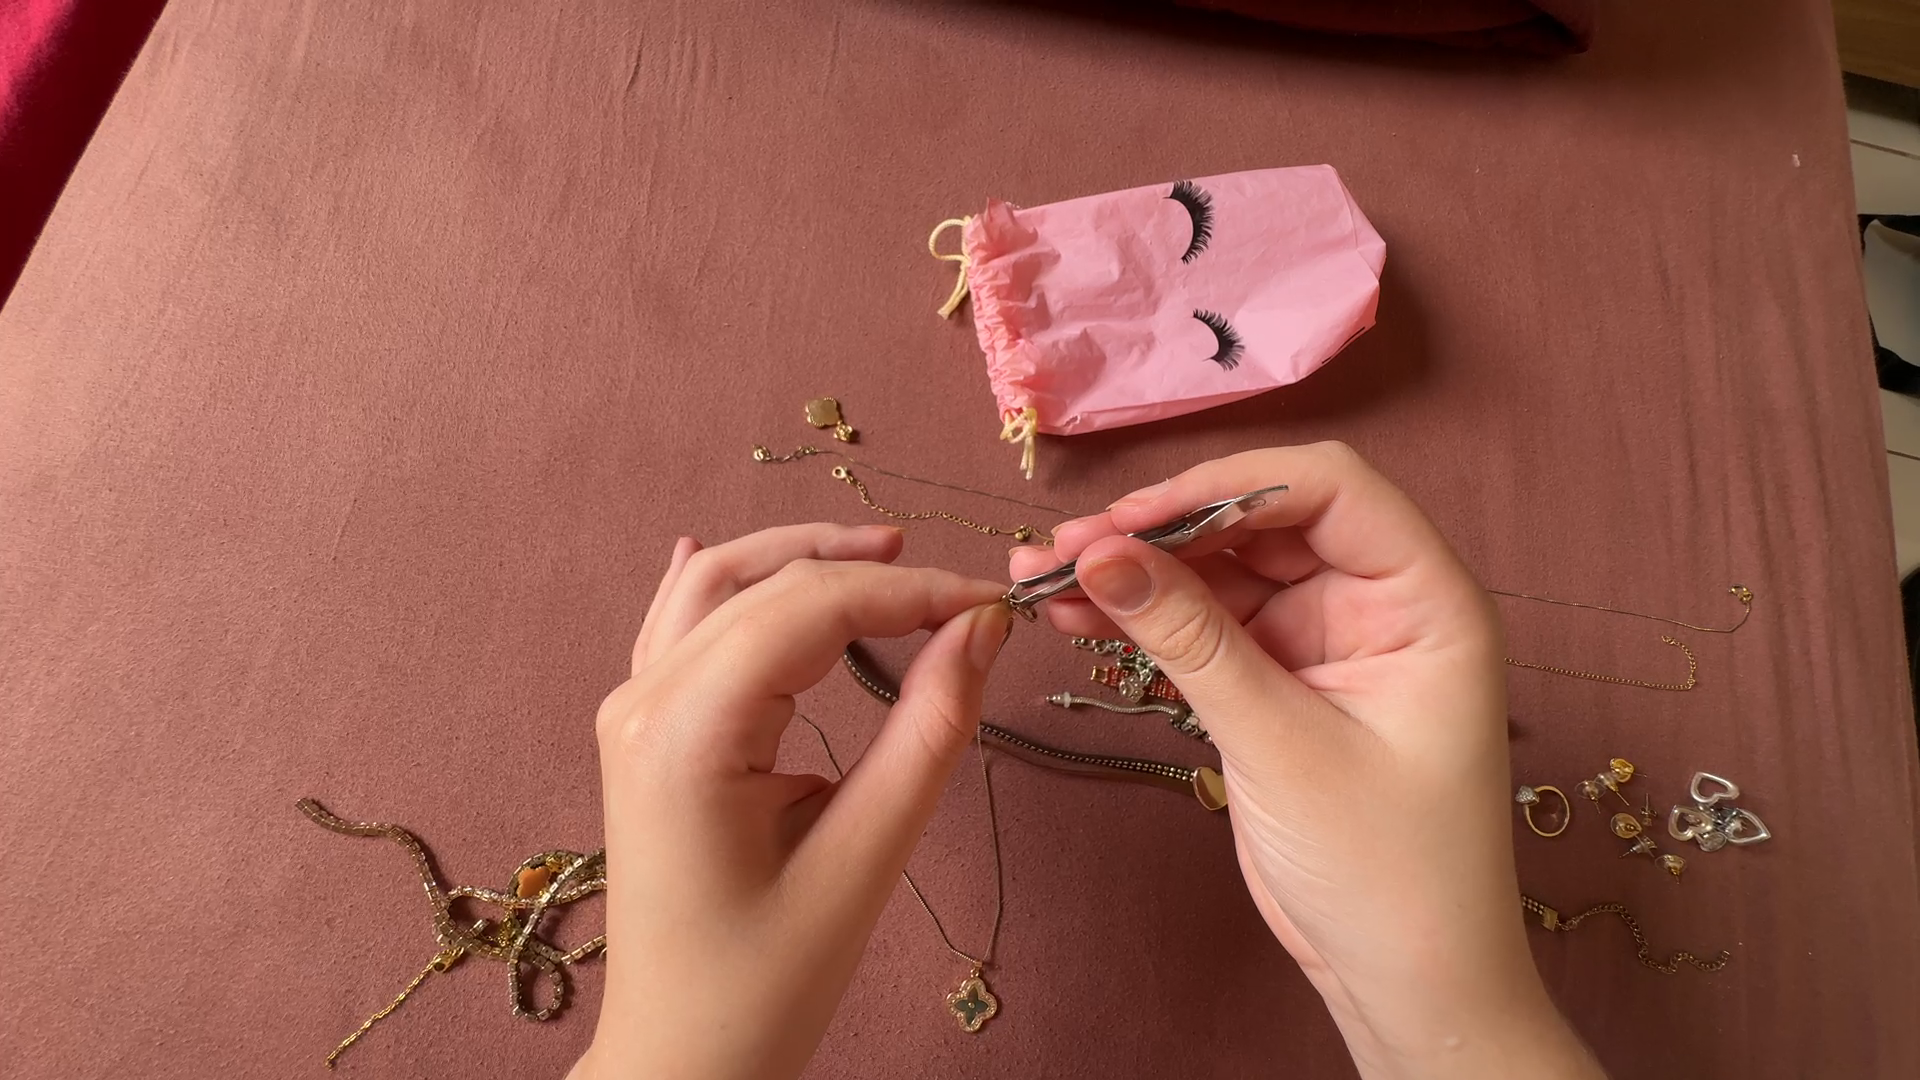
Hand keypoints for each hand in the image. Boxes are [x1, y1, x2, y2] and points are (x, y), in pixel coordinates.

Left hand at [576, 524, 1010, 1079]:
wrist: (680, 1056)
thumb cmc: (769, 978)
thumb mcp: (867, 855)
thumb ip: (930, 727)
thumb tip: (981, 628)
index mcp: (689, 731)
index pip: (814, 609)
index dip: (913, 592)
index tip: (987, 602)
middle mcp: (646, 698)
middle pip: (773, 587)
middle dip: (873, 574)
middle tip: (954, 589)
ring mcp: (634, 705)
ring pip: (721, 583)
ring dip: (802, 555)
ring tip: (881, 550)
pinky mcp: (645, 722)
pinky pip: (681, 619)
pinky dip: (727, 577)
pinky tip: (729, 549)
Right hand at [1009, 444, 1600, 1079]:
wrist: (1392, 978)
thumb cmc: (1381, 869)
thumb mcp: (1280, 743)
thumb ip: (1190, 638)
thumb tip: (1101, 555)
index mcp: (1418, 599)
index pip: (1325, 489)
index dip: (1225, 487)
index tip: (1133, 517)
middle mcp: (1365, 600)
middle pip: (1251, 525)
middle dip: (1156, 531)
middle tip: (1065, 548)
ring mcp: (1309, 635)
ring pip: (1211, 572)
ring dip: (1130, 571)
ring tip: (1043, 576)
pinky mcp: (1264, 671)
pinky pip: (1193, 623)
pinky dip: (1137, 617)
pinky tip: (1075, 615)